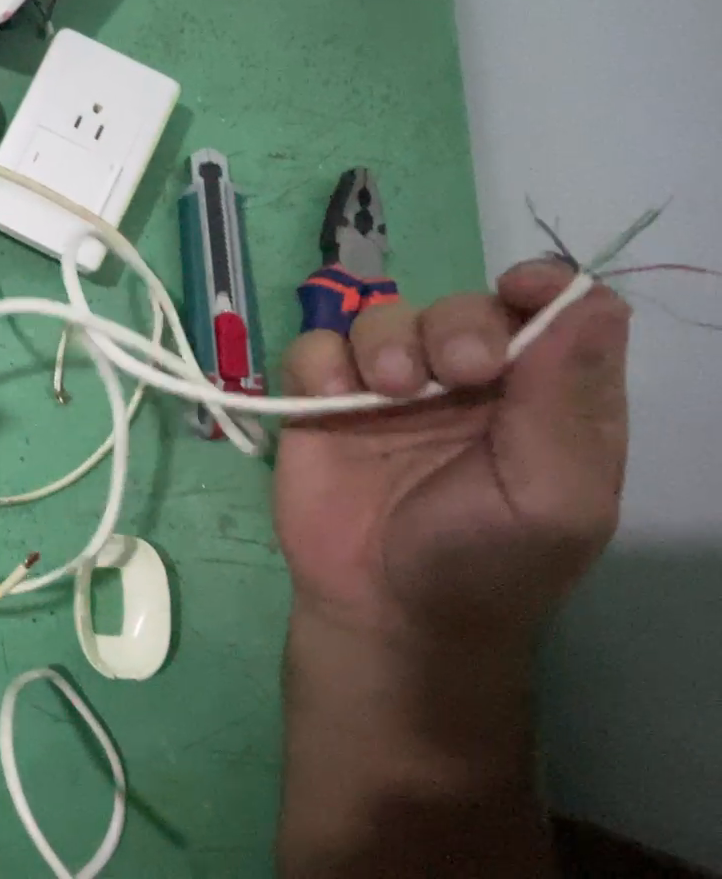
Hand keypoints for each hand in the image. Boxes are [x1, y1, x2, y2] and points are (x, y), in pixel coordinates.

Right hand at [275, 259, 630, 646]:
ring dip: (383, 339)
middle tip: (455, 373)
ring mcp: (383, 391)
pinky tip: (330, 396)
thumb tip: (586, 301)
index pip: (553, 313)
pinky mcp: (317, 403)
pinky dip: (318, 360)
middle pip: (461, 307)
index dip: (543, 288)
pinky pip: (311, 351)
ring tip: (384, 391)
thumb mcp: (555, 495)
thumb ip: (565, 402)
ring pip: (380, 317)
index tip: (522, 291)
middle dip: (455, 325)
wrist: (383, 608)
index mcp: (539, 398)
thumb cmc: (487, 560)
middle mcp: (462, 384)